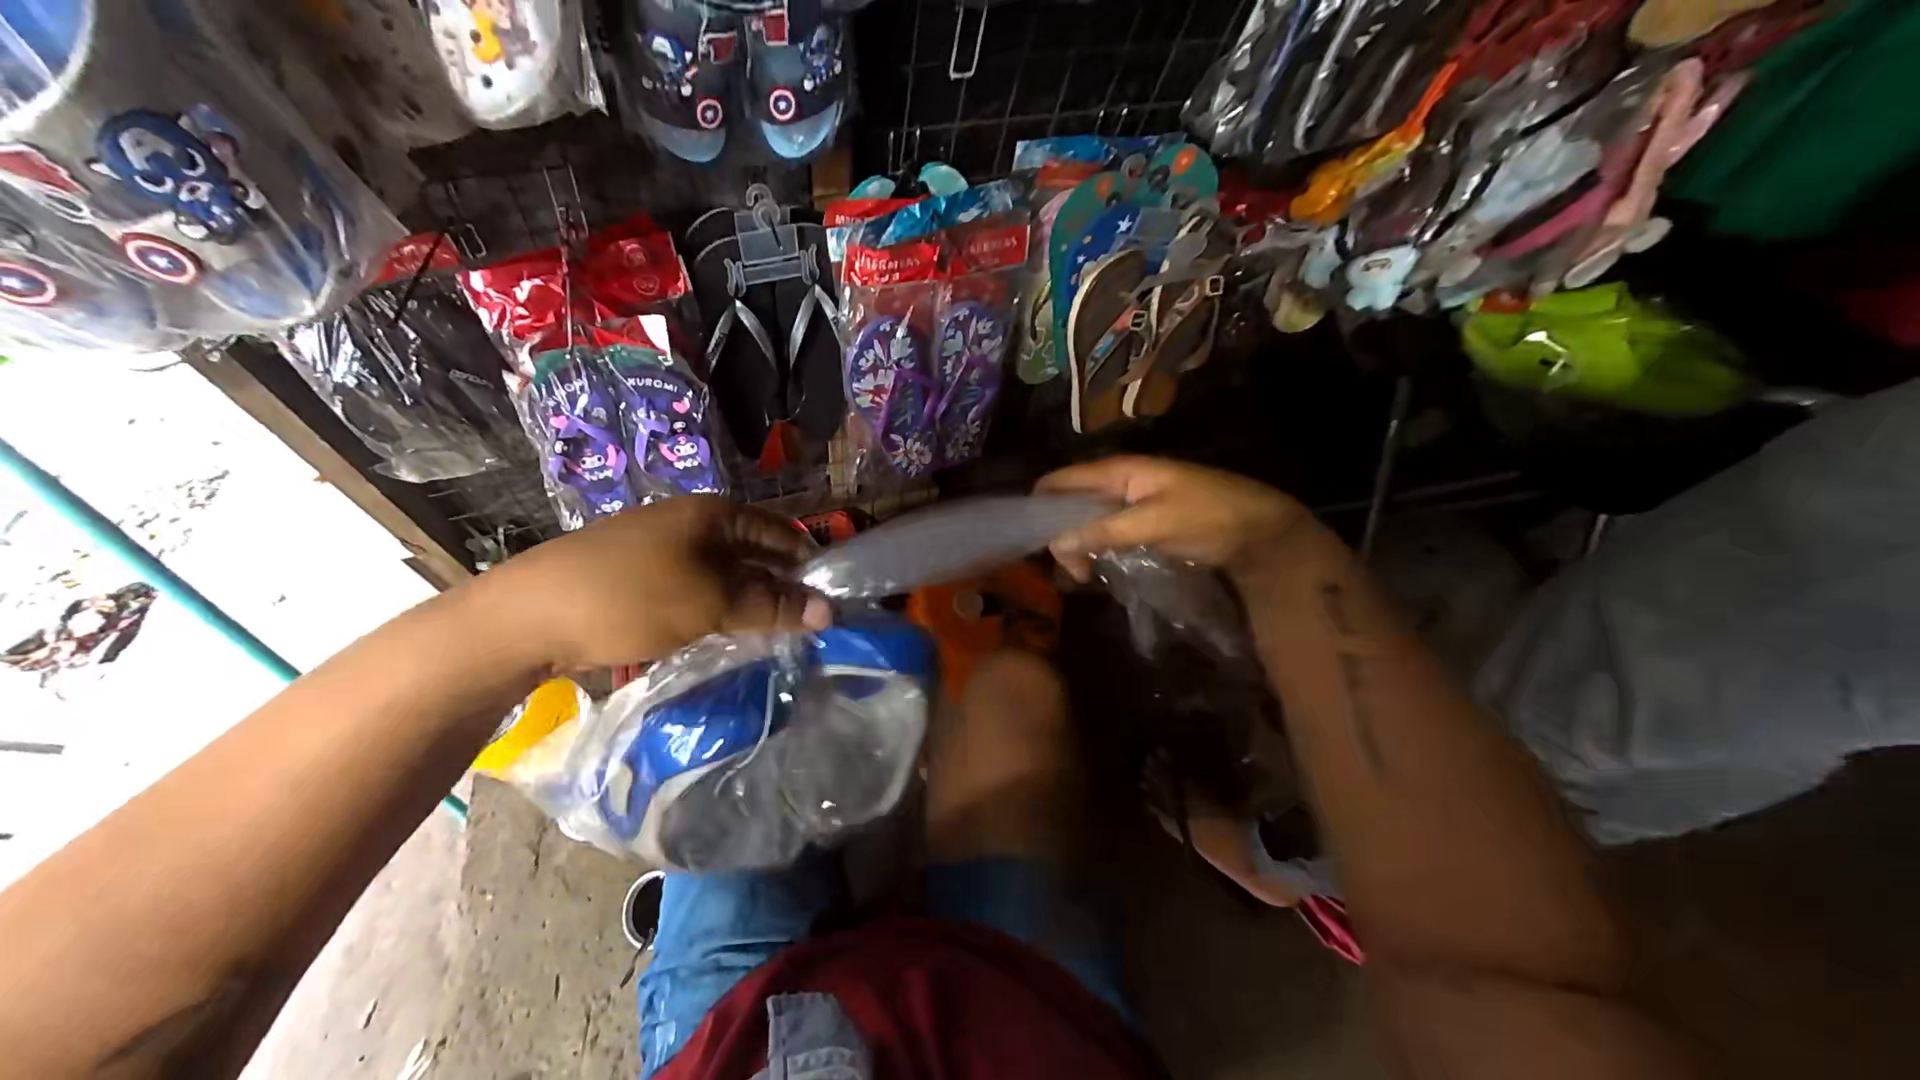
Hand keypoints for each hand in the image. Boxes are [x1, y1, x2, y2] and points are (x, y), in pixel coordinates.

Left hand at [477, 497, 829, 671]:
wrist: (525, 618)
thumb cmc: (630, 596)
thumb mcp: (710, 602)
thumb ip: (770, 606)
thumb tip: (829, 613)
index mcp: (713, 513)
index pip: (782, 532)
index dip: (811, 563)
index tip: (834, 600)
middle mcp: (692, 524)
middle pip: (756, 553)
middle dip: (784, 587)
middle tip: (811, 626)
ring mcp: (666, 552)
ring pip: (728, 576)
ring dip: (753, 603)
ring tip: (778, 637)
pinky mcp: (644, 581)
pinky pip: (700, 592)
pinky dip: (721, 612)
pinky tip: (730, 637)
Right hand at [1036, 456, 1313, 581]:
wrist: (1263, 530)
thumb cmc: (1211, 516)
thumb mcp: (1156, 523)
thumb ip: (1105, 531)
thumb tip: (1056, 542)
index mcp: (1118, 471)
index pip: (1059, 481)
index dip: (1039, 507)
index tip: (1036, 546)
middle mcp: (1116, 483)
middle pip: (1067, 504)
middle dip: (1060, 536)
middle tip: (1077, 574)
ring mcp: (1128, 503)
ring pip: (1084, 522)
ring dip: (1077, 547)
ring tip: (1087, 577)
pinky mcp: (1140, 523)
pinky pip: (1103, 534)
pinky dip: (1095, 551)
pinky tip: (1099, 571)